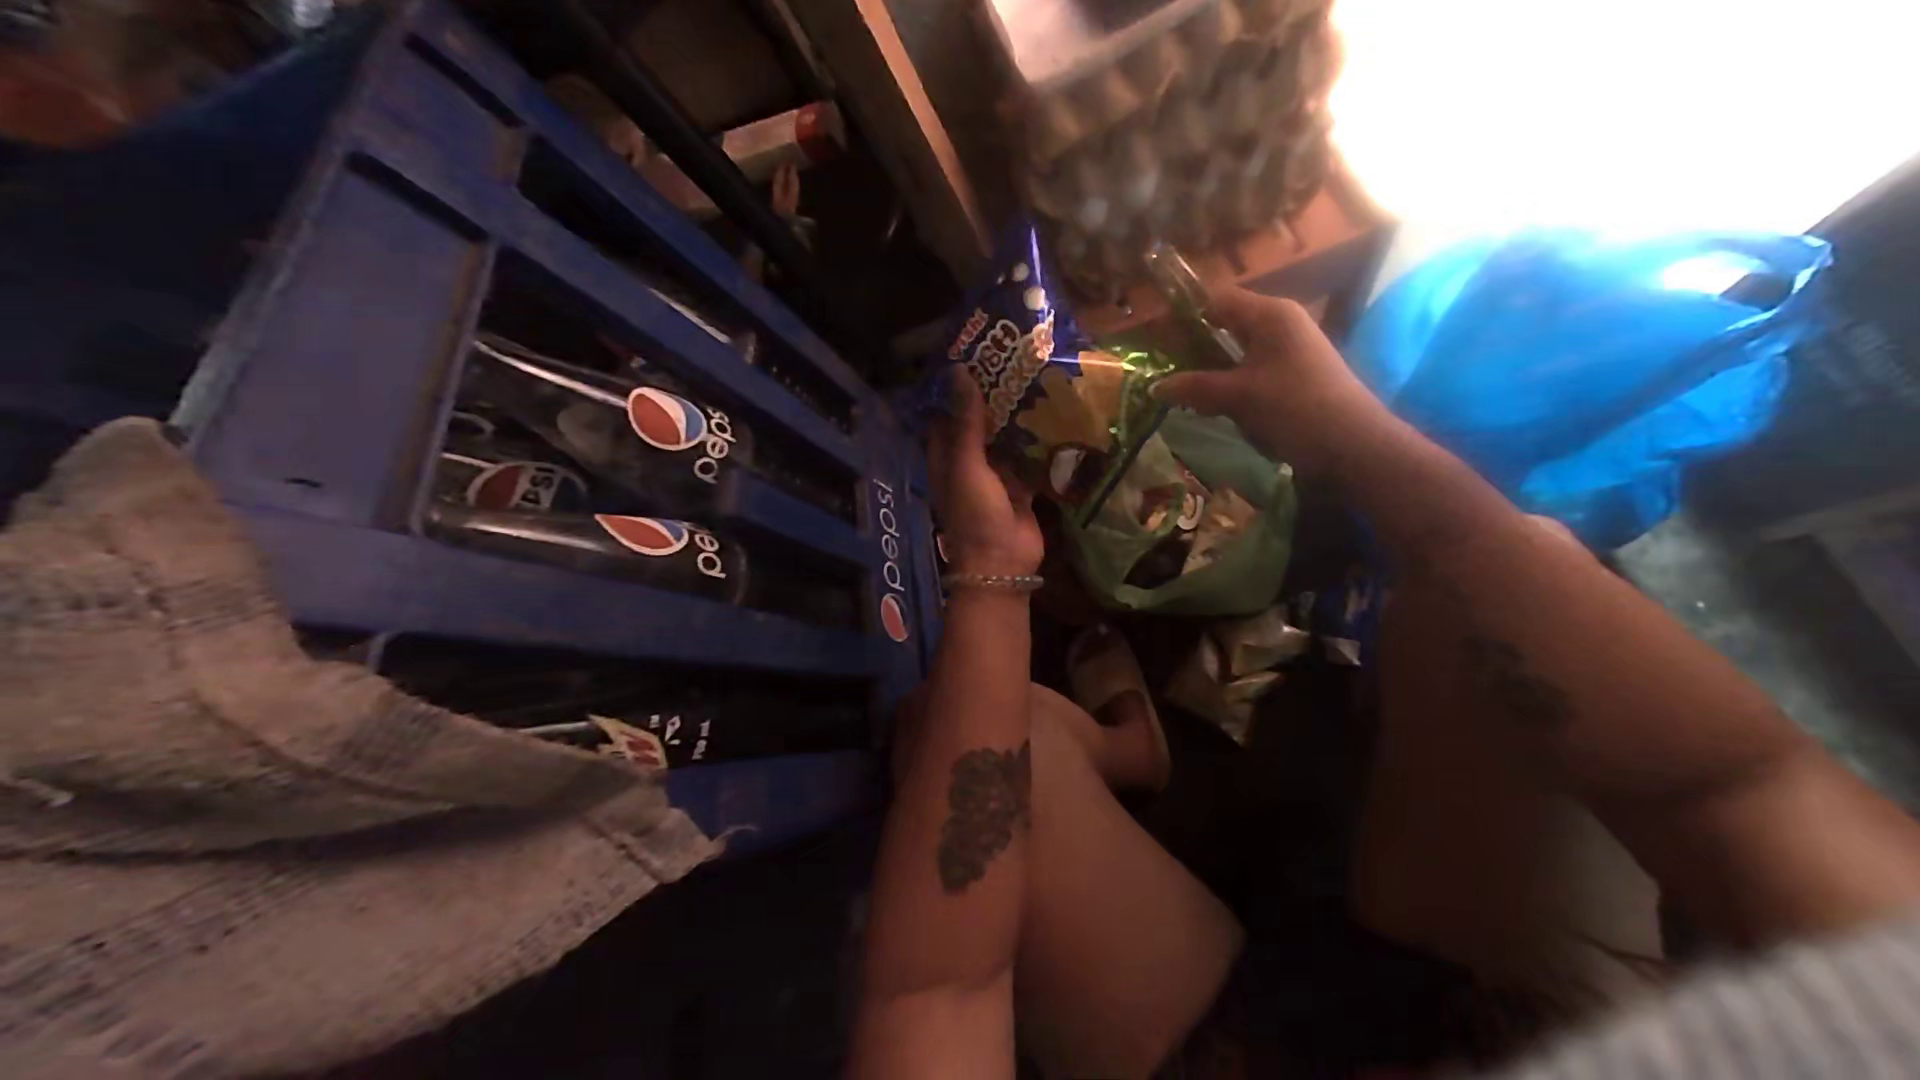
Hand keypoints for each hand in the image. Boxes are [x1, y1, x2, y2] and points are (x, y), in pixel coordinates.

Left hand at [928, 369, 1043, 577]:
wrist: (1004, 562)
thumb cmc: (976, 514)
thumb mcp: (967, 465)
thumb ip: (966, 422)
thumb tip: (958, 371)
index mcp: (947, 456)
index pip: (947, 413)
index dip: (957, 386)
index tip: (977, 353)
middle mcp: (969, 462)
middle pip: (979, 422)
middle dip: (995, 397)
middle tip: (1018, 359)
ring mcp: (997, 474)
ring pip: (1006, 439)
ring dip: (1019, 417)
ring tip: (1040, 378)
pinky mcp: (1022, 486)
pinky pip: (1030, 458)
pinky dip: (1040, 442)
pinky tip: (1057, 416)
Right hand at [1153, 288, 1389, 471]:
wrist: (1353, 445)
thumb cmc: (1293, 407)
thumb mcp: (1237, 396)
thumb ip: (1194, 387)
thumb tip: (1155, 387)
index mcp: (1271, 315)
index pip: (1218, 300)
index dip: (1186, 317)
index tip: (1159, 341)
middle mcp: (1283, 324)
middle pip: (1228, 326)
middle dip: (1196, 349)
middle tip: (1167, 372)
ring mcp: (1292, 351)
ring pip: (1239, 353)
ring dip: (1213, 372)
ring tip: (1187, 395)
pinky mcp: (1296, 376)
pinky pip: (1254, 372)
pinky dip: (1233, 386)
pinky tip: (1218, 408)